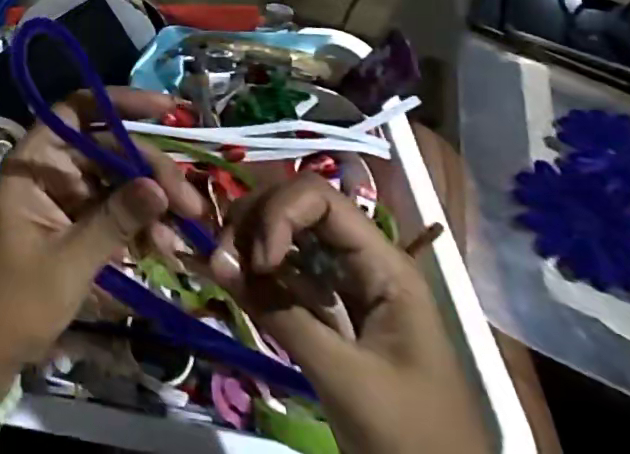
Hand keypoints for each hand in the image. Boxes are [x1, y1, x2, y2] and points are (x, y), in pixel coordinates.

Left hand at [0, 88, 205, 413]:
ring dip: (153, 201)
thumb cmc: (16, 302)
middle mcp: (51, 171)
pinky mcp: (80, 223)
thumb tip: (160, 187)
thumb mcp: (69, 261)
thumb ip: (115, 220)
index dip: (118, 102)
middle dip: (150, 169)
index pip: (76, 111)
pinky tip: (168, 247)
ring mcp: (67, 197)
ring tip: (189, 228)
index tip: (164, 108)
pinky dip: (142, 224)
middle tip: (189, 201)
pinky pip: (117, 210)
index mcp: (33, 165)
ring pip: (119, 180)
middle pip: (108, 148)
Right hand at [208, 174, 488, 453]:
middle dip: (255, 222)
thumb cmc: (411, 434)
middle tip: (222, 262)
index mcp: (382, 263)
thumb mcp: (346, 378)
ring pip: (288, 235)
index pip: (319, 198)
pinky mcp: (331, 309)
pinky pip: (288, 272)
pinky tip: (237, 283)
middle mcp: (362, 259)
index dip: (279, 214)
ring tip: (225, 273)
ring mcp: (345, 283)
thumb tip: (219, 264)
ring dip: (250, 243)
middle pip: (298, 207)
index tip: (258, 261)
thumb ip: (284, 316)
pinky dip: (257, 271)